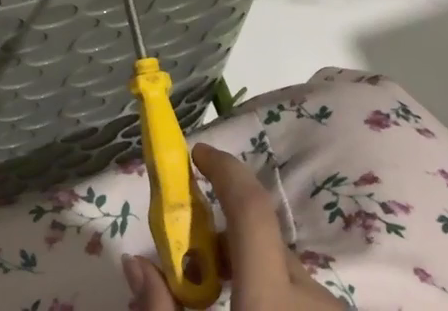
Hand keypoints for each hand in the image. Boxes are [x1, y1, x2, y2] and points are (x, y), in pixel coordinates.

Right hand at [123, 144, 341, 310]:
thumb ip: (159, 309)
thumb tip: (135, 262)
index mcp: (270, 300)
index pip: (251, 210)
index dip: (225, 171)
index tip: (196, 152)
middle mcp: (311, 298)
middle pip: (264, 244)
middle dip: (225, 239)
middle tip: (189, 266)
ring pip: (286, 274)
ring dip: (251, 275)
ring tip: (218, 302)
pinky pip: (304, 299)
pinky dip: (276, 300)